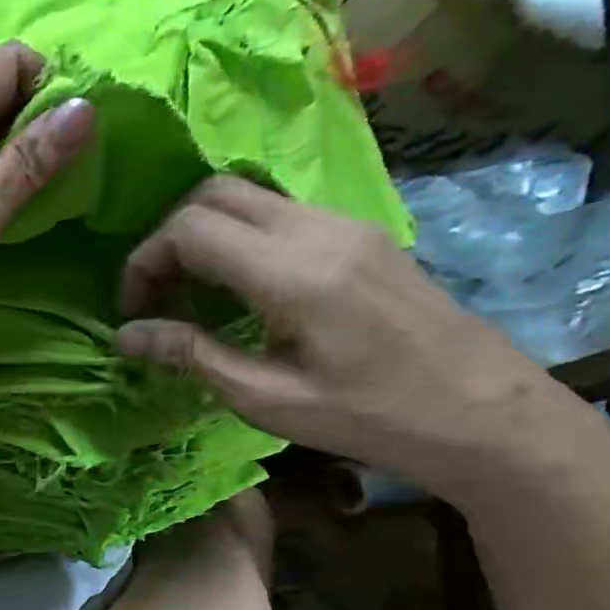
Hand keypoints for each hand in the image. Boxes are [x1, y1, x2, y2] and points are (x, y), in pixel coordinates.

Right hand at [113, 176, 603, 500]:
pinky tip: (234, 289)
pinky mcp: (360, 234)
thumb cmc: (369, 416)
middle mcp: (319, 230)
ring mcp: (346, 225)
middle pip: (213, 193)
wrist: (486, 412)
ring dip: (200, 235)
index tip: (133, 312)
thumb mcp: (266, 399)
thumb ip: (191, 355)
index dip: (144, 262)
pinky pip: (277, 213)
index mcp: (293, 273)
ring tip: (188, 296)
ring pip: (246, 196)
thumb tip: (123, 336)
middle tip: (154, 296)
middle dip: (165, 239)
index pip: (190, 229)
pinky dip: (235, 238)